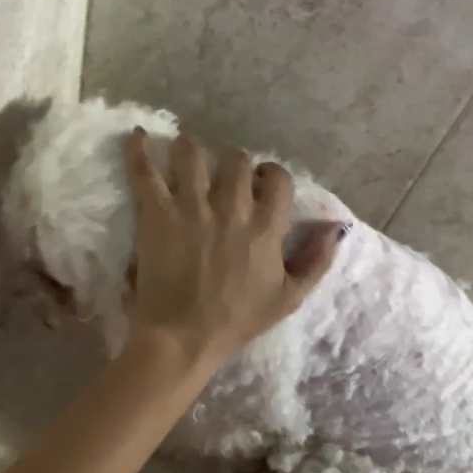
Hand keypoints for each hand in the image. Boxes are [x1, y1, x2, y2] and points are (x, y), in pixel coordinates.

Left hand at [121, 129, 341, 366]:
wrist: (184, 337)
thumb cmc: (236, 321)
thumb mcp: (289, 298)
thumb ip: (315, 260)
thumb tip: (335, 227)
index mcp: (266, 226)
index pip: (277, 177)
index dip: (269, 175)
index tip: (259, 185)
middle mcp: (231, 208)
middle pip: (234, 158)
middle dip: (231, 161)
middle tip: (221, 175)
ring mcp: (191, 207)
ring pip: (192, 153)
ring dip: (190, 150)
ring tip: (185, 156)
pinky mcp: (156, 214)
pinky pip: (145, 172)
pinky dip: (138, 150)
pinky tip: (138, 136)